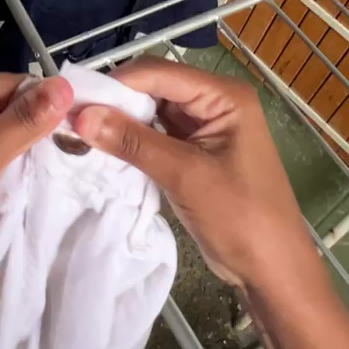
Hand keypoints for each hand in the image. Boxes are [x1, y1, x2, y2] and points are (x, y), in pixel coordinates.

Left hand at [0, 72, 73, 281]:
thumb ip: (25, 120)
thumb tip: (66, 84)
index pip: (22, 84)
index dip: (51, 107)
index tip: (81, 136)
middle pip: (15, 105)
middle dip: (38, 131)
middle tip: (71, 158)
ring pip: (5, 131)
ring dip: (24, 151)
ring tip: (51, 172)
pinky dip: (7, 165)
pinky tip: (22, 183)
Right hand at [74, 57, 311, 286]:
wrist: (275, 275)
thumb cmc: (241, 218)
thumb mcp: (185, 176)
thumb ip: (132, 142)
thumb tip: (80, 116)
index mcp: (224, 96)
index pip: (159, 73)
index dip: (117, 83)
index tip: (75, 98)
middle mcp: (214, 103)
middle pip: (154, 87)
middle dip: (116, 100)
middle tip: (73, 114)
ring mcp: (204, 128)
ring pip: (151, 110)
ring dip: (120, 119)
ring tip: (80, 128)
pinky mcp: (194, 152)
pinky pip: (155, 134)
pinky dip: (131, 139)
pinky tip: (104, 145)